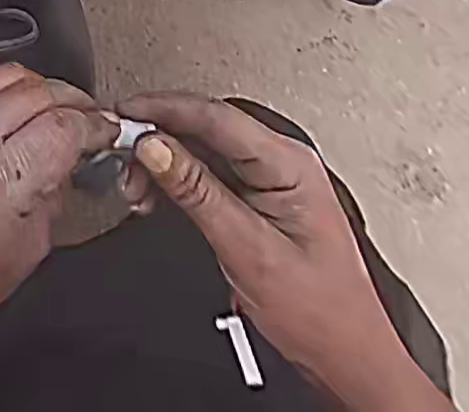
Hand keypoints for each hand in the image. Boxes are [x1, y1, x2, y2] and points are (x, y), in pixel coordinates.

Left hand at [0, 64, 117, 341]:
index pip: (66, 125)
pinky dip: (16, 91)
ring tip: (62, 110)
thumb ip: (57, 191)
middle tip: (92, 120)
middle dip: (77, 103)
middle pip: (44, 91)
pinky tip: (26, 113)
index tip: (107, 133)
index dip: (96, 127)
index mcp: (0, 174)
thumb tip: (75, 156)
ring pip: (15, 74)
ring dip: (47, 89)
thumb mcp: (29, 246)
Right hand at [120, 93, 449, 410]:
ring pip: (200, 147)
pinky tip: (154, 193)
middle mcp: (278, 160)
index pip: (215, 115)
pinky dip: (173, 178)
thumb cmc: (320, 313)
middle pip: (204, 126)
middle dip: (157, 136)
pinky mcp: (252, 193)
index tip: (127, 114)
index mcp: (288, 163)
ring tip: (135, 184)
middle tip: (122, 151)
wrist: (347, 359)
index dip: (164, 109)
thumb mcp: (247, 249)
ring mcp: (266, 176)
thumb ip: (196, 191)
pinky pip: (204, 170)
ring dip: (162, 160)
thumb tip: (154, 147)